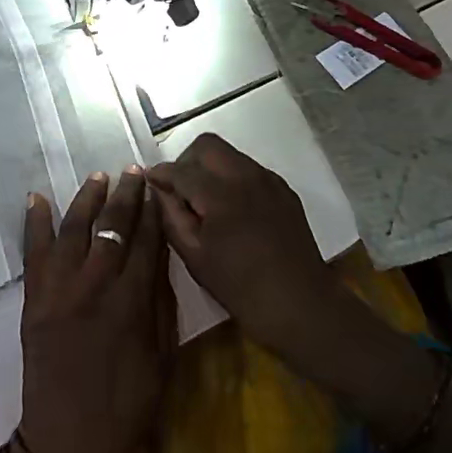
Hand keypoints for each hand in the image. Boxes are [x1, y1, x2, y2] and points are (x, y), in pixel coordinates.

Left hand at [17, 168, 172, 452]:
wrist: (73, 439)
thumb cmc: (128, 402)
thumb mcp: (161, 355)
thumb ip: (160, 300)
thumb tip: (160, 253)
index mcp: (132, 300)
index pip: (145, 241)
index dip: (151, 211)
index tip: (156, 187)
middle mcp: (96, 284)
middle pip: (112, 226)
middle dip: (125, 195)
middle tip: (132, 171)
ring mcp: (60, 287)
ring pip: (74, 228)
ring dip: (86, 198)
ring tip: (98, 177)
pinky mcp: (34, 296)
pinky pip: (33, 249)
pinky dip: (34, 221)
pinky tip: (37, 197)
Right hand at [146, 133, 337, 353]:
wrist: (302, 307)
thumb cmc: (240, 287)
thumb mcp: (194, 256)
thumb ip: (170, 215)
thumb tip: (157, 189)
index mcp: (220, 194)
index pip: (180, 170)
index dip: (160, 175)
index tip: (150, 182)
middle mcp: (245, 176)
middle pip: (206, 145)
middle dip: (187, 161)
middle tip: (181, 189)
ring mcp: (268, 180)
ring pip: (229, 154)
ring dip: (210, 167)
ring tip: (206, 200)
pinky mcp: (283, 190)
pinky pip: (249, 169)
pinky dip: (232, 178)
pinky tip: (232, 208)